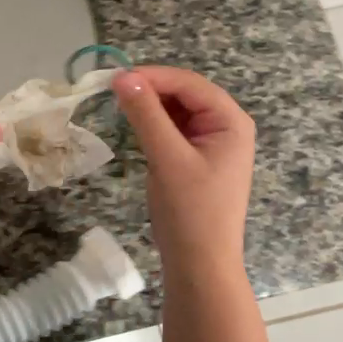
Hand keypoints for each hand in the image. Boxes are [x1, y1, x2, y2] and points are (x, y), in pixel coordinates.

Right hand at [112, 66, 255, 271]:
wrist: (200, 264)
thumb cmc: (191, 211)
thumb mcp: (167, 158)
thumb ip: (146, 115)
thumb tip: (122, 76)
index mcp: (231, 122)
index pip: (189, 84)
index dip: (153, 76)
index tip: (114, 79)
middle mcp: (225, 127)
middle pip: (184, 94)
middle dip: (150, 89)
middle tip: (111, 92)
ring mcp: (211, 144)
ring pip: (177, 112)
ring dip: (150, 107)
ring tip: (118, 107)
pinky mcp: (195, 160)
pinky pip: (173, 131)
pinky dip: (153, 125)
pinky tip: (133, 127)